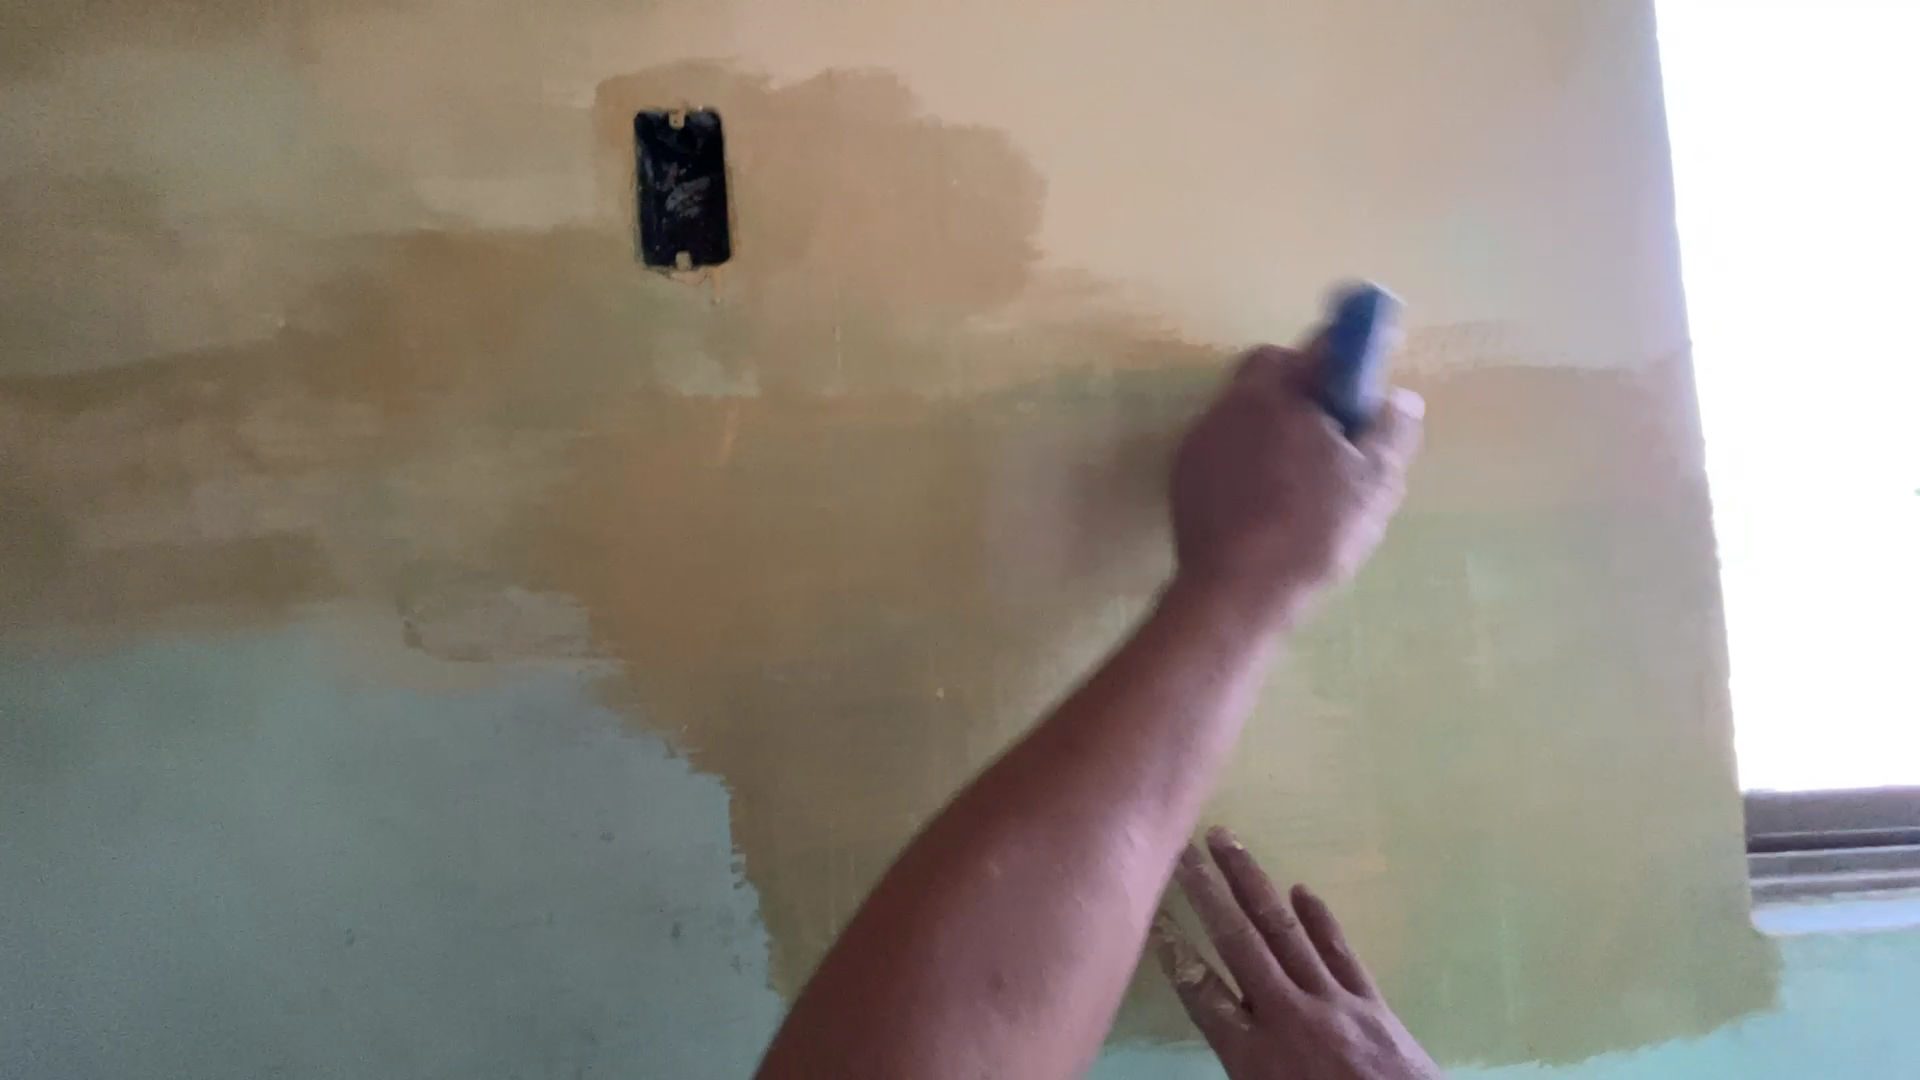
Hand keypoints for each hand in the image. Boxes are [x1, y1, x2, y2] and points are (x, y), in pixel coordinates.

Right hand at [1151, 827, 1443, 1079]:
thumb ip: (1237, 1069)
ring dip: (1250, 881)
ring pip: (1284, 930)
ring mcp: (1334, 1005)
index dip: (1171, 949)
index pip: (1201, 991)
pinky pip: (1342, 953)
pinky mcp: (1373, 1006)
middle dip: (1205, 889)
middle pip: (1237, 940)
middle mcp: (1289, 1018)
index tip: (1148, 909)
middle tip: (1183, 844)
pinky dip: (1321, 920)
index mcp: (1257, 1058)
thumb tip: (1214, 1031)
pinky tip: (1302, 888)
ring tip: (1227, 840)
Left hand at [1170, 346, 1421, 627]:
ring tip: (1303, 472)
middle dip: (1301, 388)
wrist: (1236, 589)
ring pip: (1241, 413)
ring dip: (1271, 425)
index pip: (1313, 348)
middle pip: (1267, 374)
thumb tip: (1397, 399)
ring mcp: (1199, 443)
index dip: (1344, 357)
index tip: (1361, 384)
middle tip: (1333, 430)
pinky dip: (1245, 457)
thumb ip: (1390, 430)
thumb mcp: (1374, 482)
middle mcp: (1227, 407)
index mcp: (1274, 395)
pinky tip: (1266, 497)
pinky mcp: (1183, 478)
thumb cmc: (1312, 531)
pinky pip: (1222, 449)